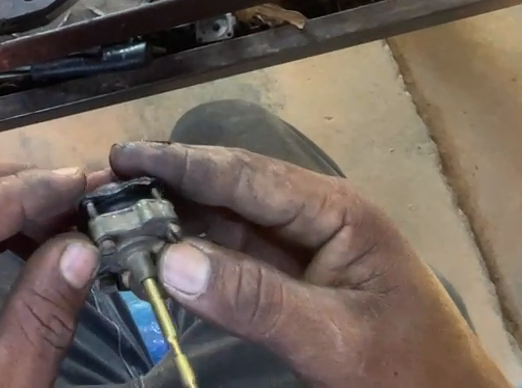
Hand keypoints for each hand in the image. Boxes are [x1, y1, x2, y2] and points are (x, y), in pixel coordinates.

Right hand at [112, 142, 509, 387]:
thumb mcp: (337, 343)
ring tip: (120, 211)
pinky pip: (234, 253)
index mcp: (332, 210)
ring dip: (177, 213)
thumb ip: (253, 298)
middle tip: (107, 181)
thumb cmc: (414, 379)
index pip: (241, 173)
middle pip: (229, 186)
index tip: (122, 155)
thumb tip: (168, 258)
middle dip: (170, 182)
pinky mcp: (294, 279)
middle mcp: (312, 215)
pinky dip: (194, 249)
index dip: (178, 163)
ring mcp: (303, 246)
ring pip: (227, 217)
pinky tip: (159, 249)